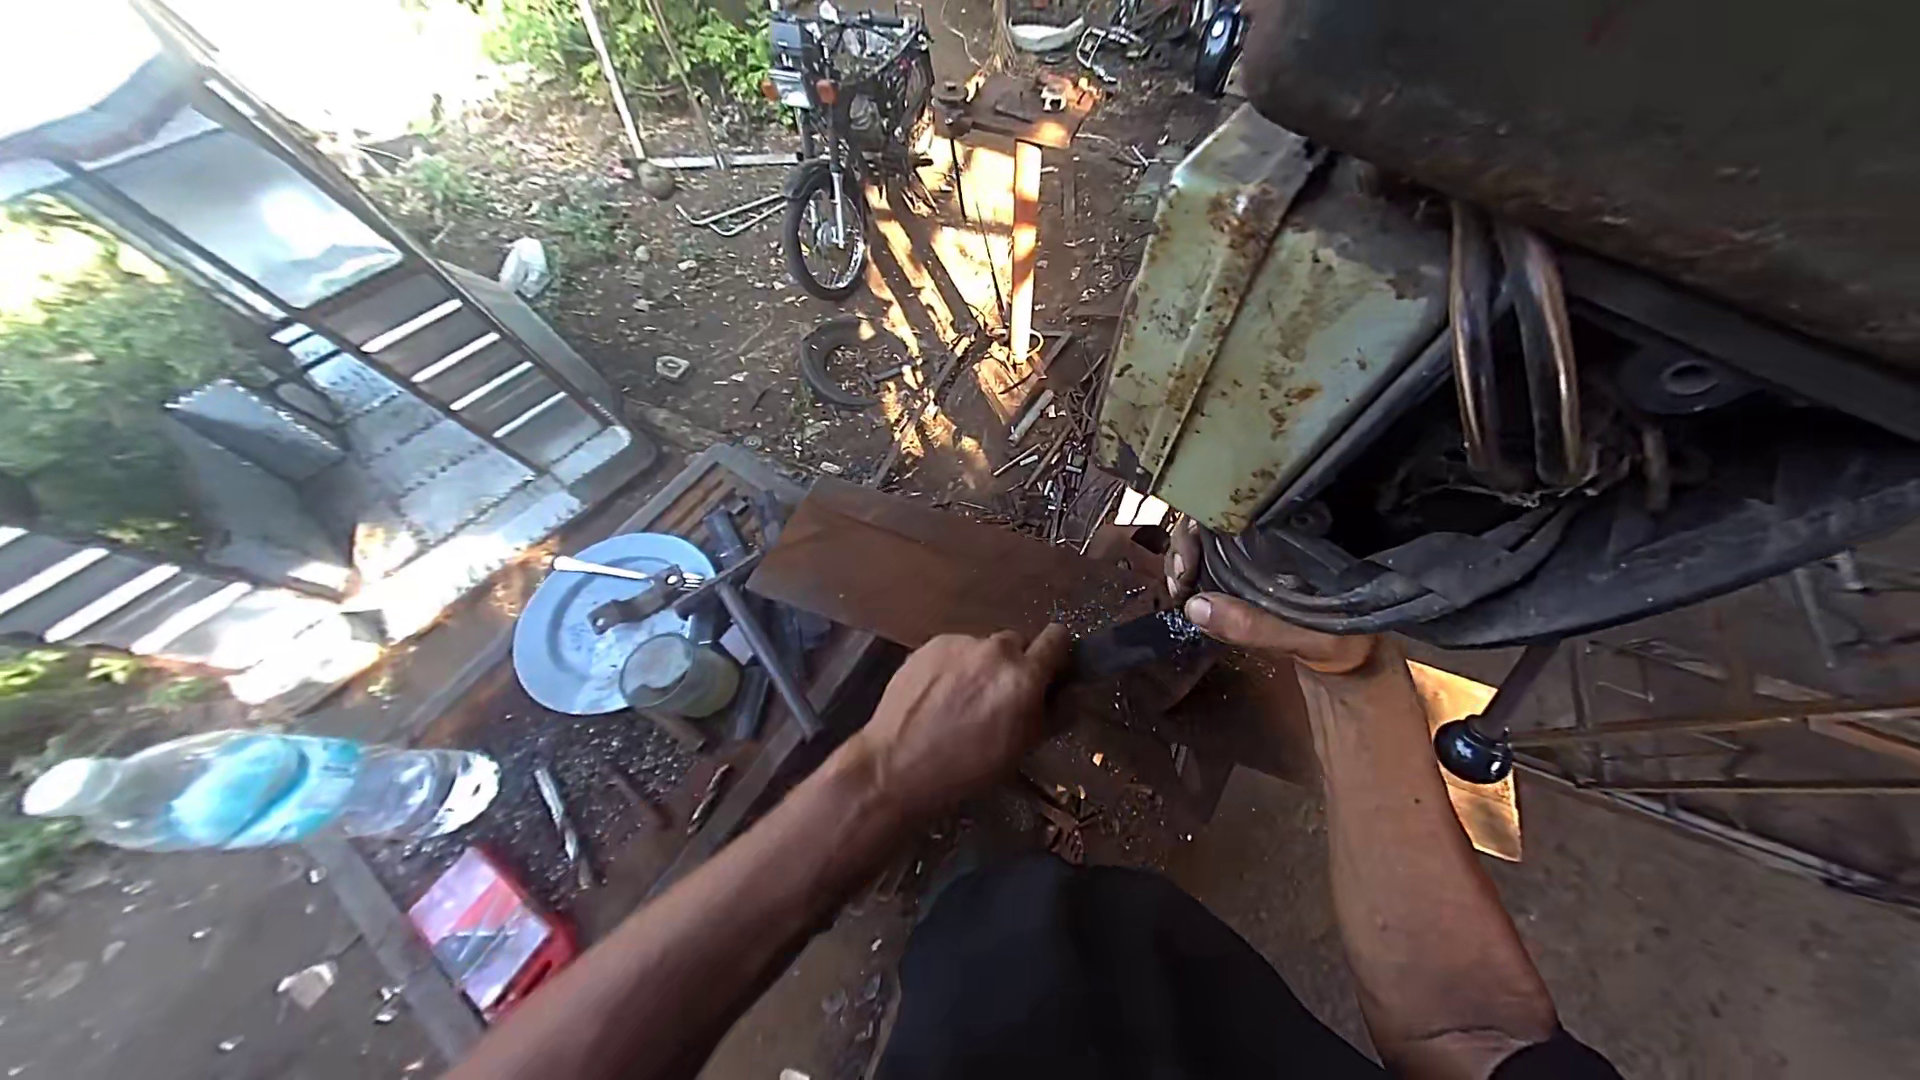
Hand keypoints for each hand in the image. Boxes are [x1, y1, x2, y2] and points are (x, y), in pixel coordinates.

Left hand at [850, 625, 1069, 821]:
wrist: (897, 763)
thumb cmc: (966, 767)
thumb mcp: (1022, 748)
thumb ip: (1054, 713)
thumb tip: (1070, 692)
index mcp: (1024, 676)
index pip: (1057, 639)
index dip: (1056, 654)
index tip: (1049, 669)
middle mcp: (995, 651)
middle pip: (1018, 643)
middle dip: (1015, 664)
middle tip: (1000, 696)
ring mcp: (960, 643)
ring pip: (984, 647)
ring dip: (982, 665)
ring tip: (961, 700)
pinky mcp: (931, 644)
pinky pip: (955, 649)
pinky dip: (954, 665)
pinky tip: (939, 695)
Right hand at [1165, 516, 1378, 674]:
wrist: (1354, 666)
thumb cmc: (1348, 644)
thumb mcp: (1311, 637)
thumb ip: (1257, 625)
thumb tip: (1196, 607)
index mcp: (1292, 539)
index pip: (1237, 507)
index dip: (1203, 522)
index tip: (1189, 552)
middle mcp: (1267, 541)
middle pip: (1210, 521)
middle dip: (1184, 543)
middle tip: (1180, 576)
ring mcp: (1249, 561)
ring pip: (1200, 542)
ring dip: (1179, 559)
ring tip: (1179, 586)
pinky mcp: (1238, 582)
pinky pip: (1202, 566)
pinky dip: (1184, 575)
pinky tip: (1183, 592)